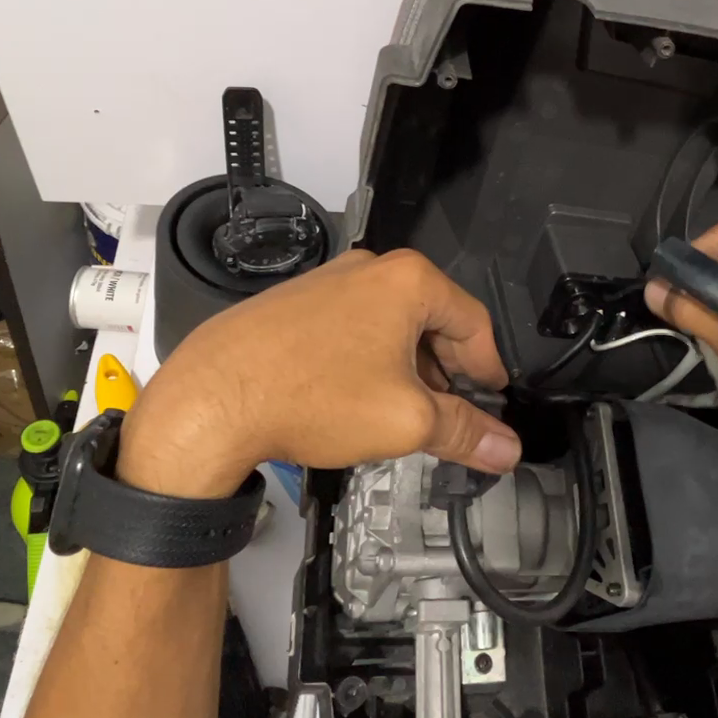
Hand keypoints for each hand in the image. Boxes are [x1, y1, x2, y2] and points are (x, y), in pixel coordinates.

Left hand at [118, 249, 519, 498]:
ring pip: (392, 325)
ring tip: (405, 413)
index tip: (493, 399)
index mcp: (408, 280)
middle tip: (453, 414)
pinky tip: (359, 398)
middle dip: (448, 372)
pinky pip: (354, 327)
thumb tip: (507, 449)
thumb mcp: (406, 420)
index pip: (474, 322)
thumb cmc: (311, 397)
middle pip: (434, 320)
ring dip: (409, 368)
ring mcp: (329, 282)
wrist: (210, 401)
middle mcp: (370, 269)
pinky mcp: (298, 303)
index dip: (488, 368)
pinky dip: (371, 360)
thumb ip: (466, 432)